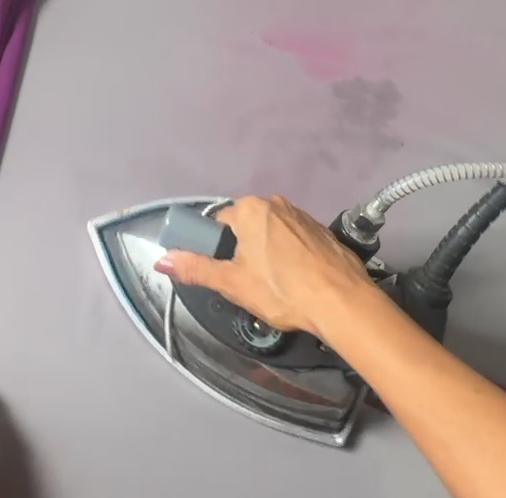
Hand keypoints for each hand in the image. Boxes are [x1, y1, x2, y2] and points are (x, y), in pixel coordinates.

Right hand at [153, 195, 377, 336]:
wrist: (342, 302)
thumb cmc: (282, 290)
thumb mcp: (233, 283)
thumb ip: (196, 269)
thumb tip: (162, 260)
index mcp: (250, 209)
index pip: (218, 222)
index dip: (215, 249)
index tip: (224, 272)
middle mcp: (274, 203)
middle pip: (244, 226)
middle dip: (241, 252)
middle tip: (247, 283)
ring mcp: (300, 215)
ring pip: (270, 233)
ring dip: (266, 253)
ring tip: (275, 285)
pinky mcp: (320, 230)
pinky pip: (293, 239)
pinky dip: (289, 256)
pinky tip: (296, 280)